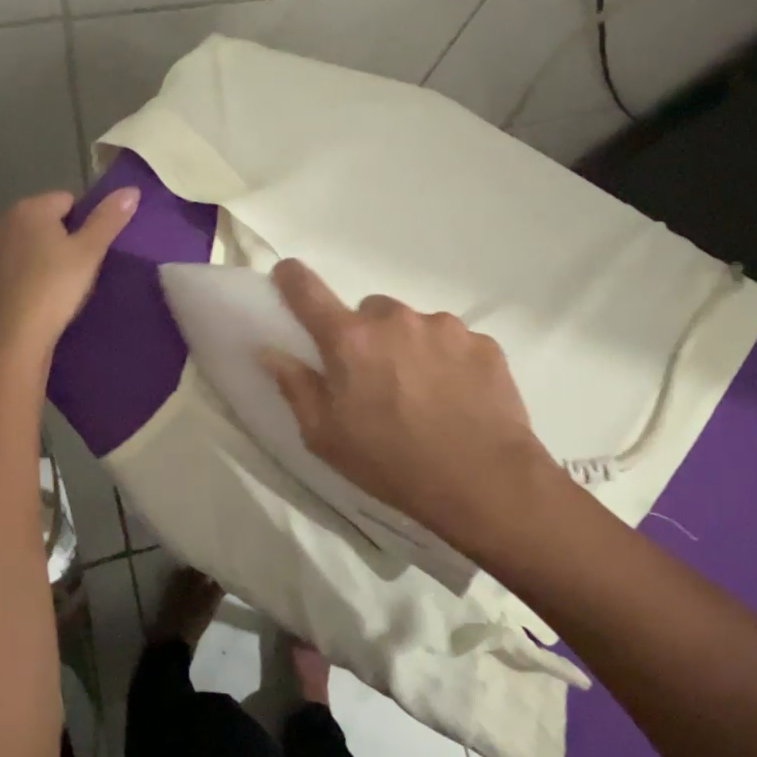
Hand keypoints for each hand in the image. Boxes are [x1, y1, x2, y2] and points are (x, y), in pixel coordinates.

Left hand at [0, 189, 138, 366]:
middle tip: (71, 274)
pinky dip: (12, 276)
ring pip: (18, 244)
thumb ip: (108, 219)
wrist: (7, 342)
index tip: (87, 255)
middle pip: (39, 221)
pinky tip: (23, 300)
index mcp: (29, 208)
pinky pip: (0, 267)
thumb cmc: (53, 291)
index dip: (82, 225)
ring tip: (47, 290)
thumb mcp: (89, 254)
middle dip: (55, 239)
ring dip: (32, 256)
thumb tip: (131, 190)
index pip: (66, 200)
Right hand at [260, 259, 561, 550]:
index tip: (286, 276)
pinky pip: (454, 342)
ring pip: (414, 325)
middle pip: (370, 311)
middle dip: (366, 336)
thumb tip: (272, 351)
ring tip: (423, 395)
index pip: (307, 290)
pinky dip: (449, 362)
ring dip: (410, 348)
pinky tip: (457, 399)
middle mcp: (395, 319)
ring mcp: (444, 327)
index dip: (291, 278)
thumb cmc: (392, 464)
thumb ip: (296, 387)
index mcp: (349, 340)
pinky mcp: (483, 342)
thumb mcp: (326, 438)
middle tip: (375, 379)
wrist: (484, 481)